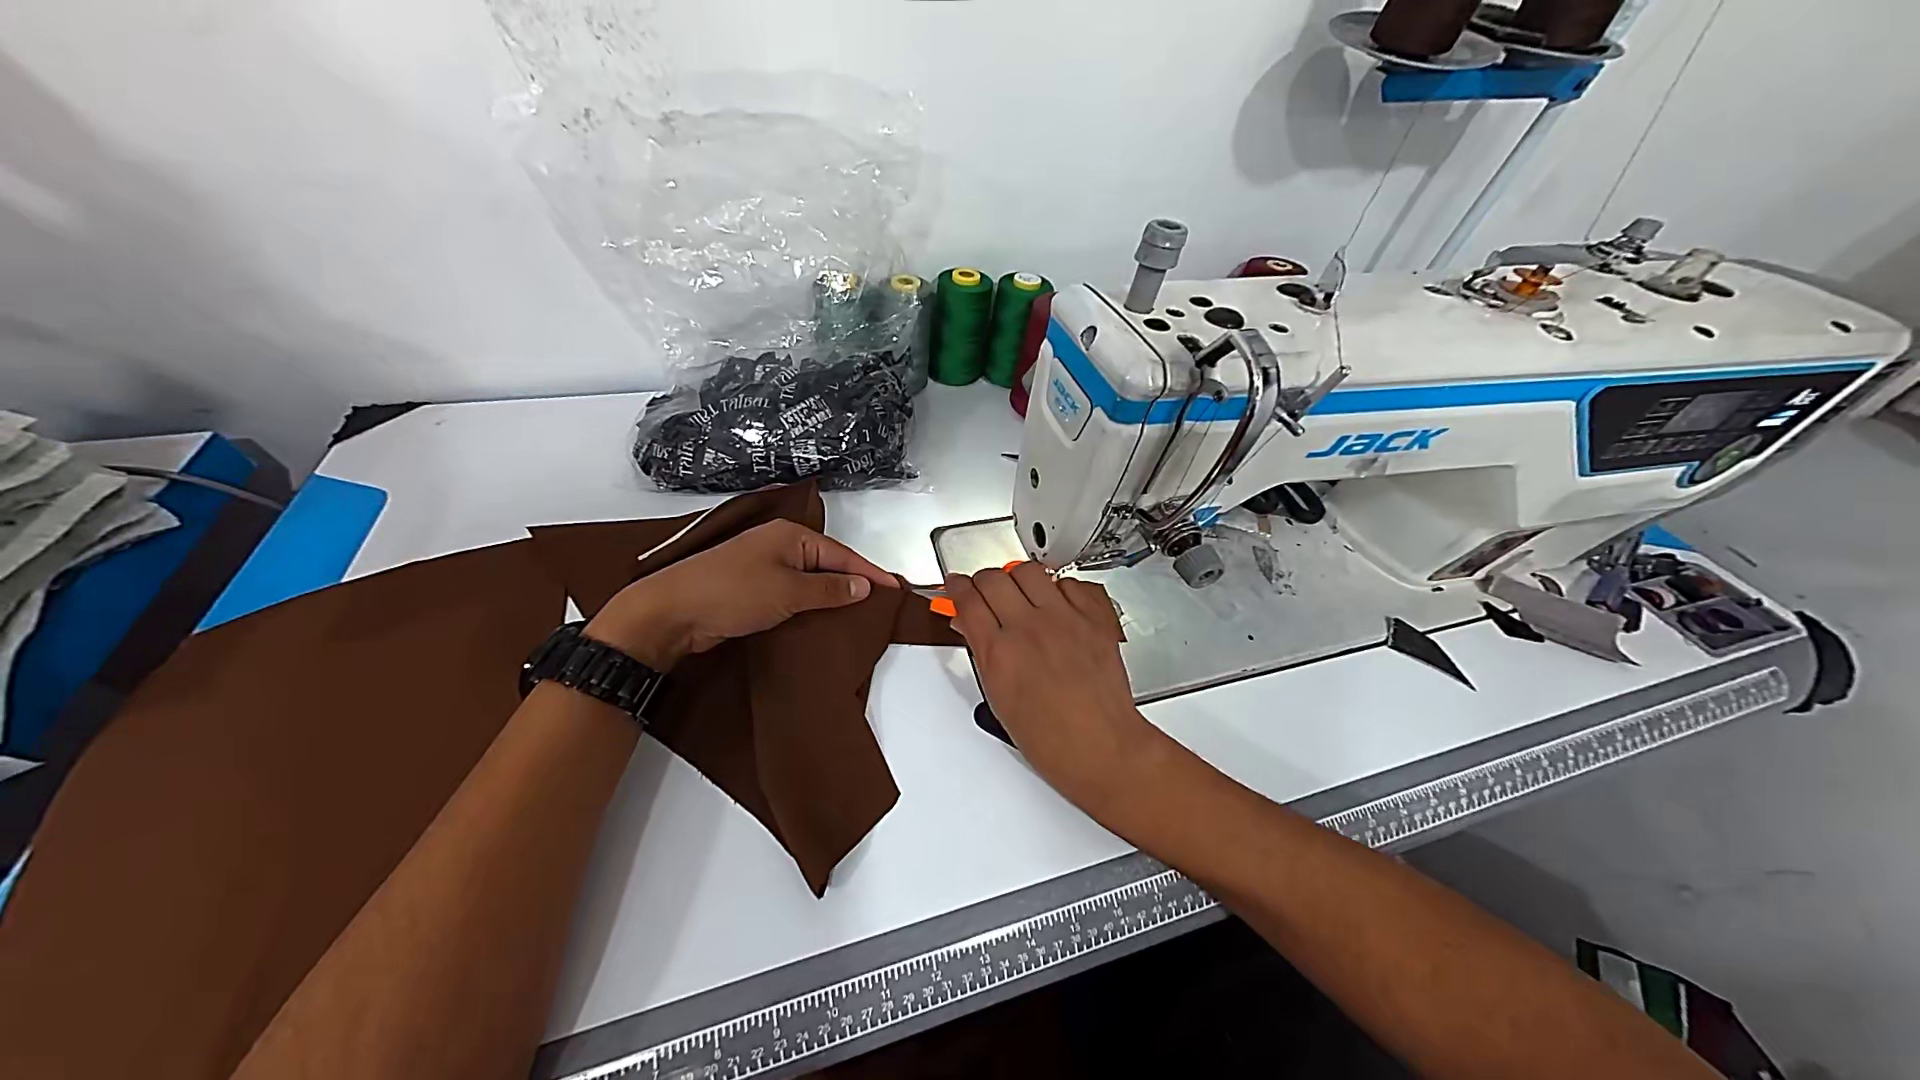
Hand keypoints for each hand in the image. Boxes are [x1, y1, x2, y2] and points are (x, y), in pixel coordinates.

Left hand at [585, 520, 896, 669]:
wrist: (672, 613)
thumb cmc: (730, 592)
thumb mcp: (788, 591)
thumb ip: (829, 590)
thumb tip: (862, 586)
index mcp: (790, 536)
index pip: (842, 554)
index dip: (870, 573)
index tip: (894, 589)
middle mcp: (778, 546)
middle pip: (827, 564)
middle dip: (852, 583)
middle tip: (878, 604)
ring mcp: (763, 567)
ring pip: (809, 580)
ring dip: (830, 596)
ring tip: (856, 615)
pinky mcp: (751, 589)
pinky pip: (791, 593)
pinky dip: (809, 605)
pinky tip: (820, 620)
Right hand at [944, 564, 1169, 822]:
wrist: (1102, 748)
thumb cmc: (1054, 740)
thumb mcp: (1000, 699)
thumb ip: (982, 655)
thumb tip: (972, 629)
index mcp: (1000, 653)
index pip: (967, 599)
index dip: (955, 588)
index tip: (955, 586)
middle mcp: (1030, 629)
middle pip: (993, 579)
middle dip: (980, 581)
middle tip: (981, 589)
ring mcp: (1064, 620)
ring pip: (1029, 571)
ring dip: (1016, 577)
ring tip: (1016, 589)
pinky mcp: (1094, 619)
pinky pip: (1071, 583)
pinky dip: (1058, 587)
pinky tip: (1054, 600)